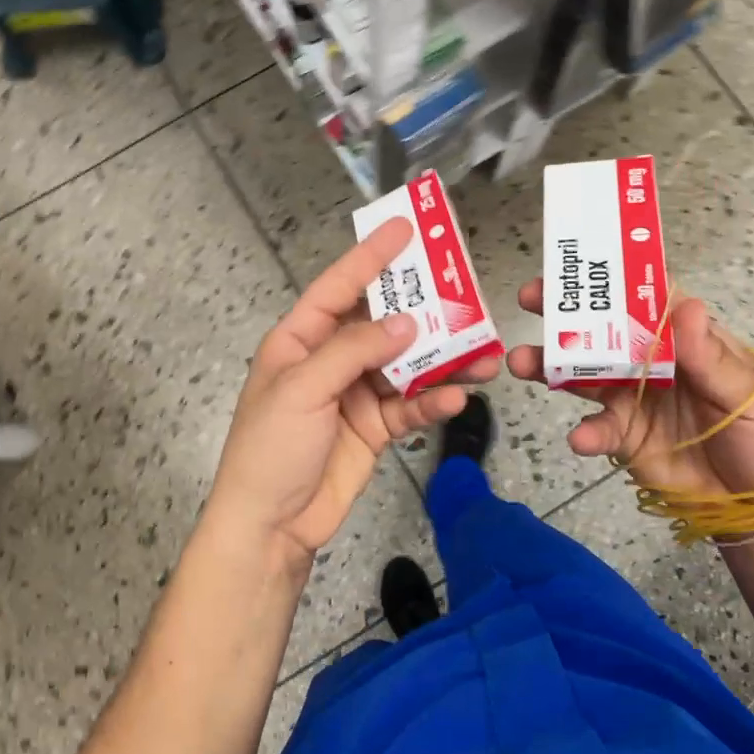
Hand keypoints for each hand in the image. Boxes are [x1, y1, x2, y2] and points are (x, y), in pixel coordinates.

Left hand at [208, 218, 501, 565]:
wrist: (271, 525)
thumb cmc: (271, 448)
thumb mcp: (303, 390)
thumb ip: (354, 350)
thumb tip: (407, 323)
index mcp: (299, 340)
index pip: (338, 287)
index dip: (370, 257)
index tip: (405, 229)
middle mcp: (329, 360)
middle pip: (382, 324)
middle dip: (422, 311)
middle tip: (465, 294)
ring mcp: (354, 395)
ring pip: (406, 366)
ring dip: (442, 361)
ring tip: (483, 355)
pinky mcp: (375, 428)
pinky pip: (410, 406)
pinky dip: (434, 402)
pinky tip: (457, 398)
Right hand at [506, 279, 753, 496]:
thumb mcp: (749, 394)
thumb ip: (711, 358)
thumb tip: (684, 306)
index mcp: (687, 340)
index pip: (648, 299)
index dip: (614, 280)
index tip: (581, 266)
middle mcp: (653, 362)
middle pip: (604, 330)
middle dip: (566, 313)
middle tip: (530, 297)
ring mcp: (633, 399)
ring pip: (585, 373)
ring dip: (551, 366)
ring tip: (521, 362)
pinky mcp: (624, 437)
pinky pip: (597, 428)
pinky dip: (586, 432)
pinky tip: (580, 438)